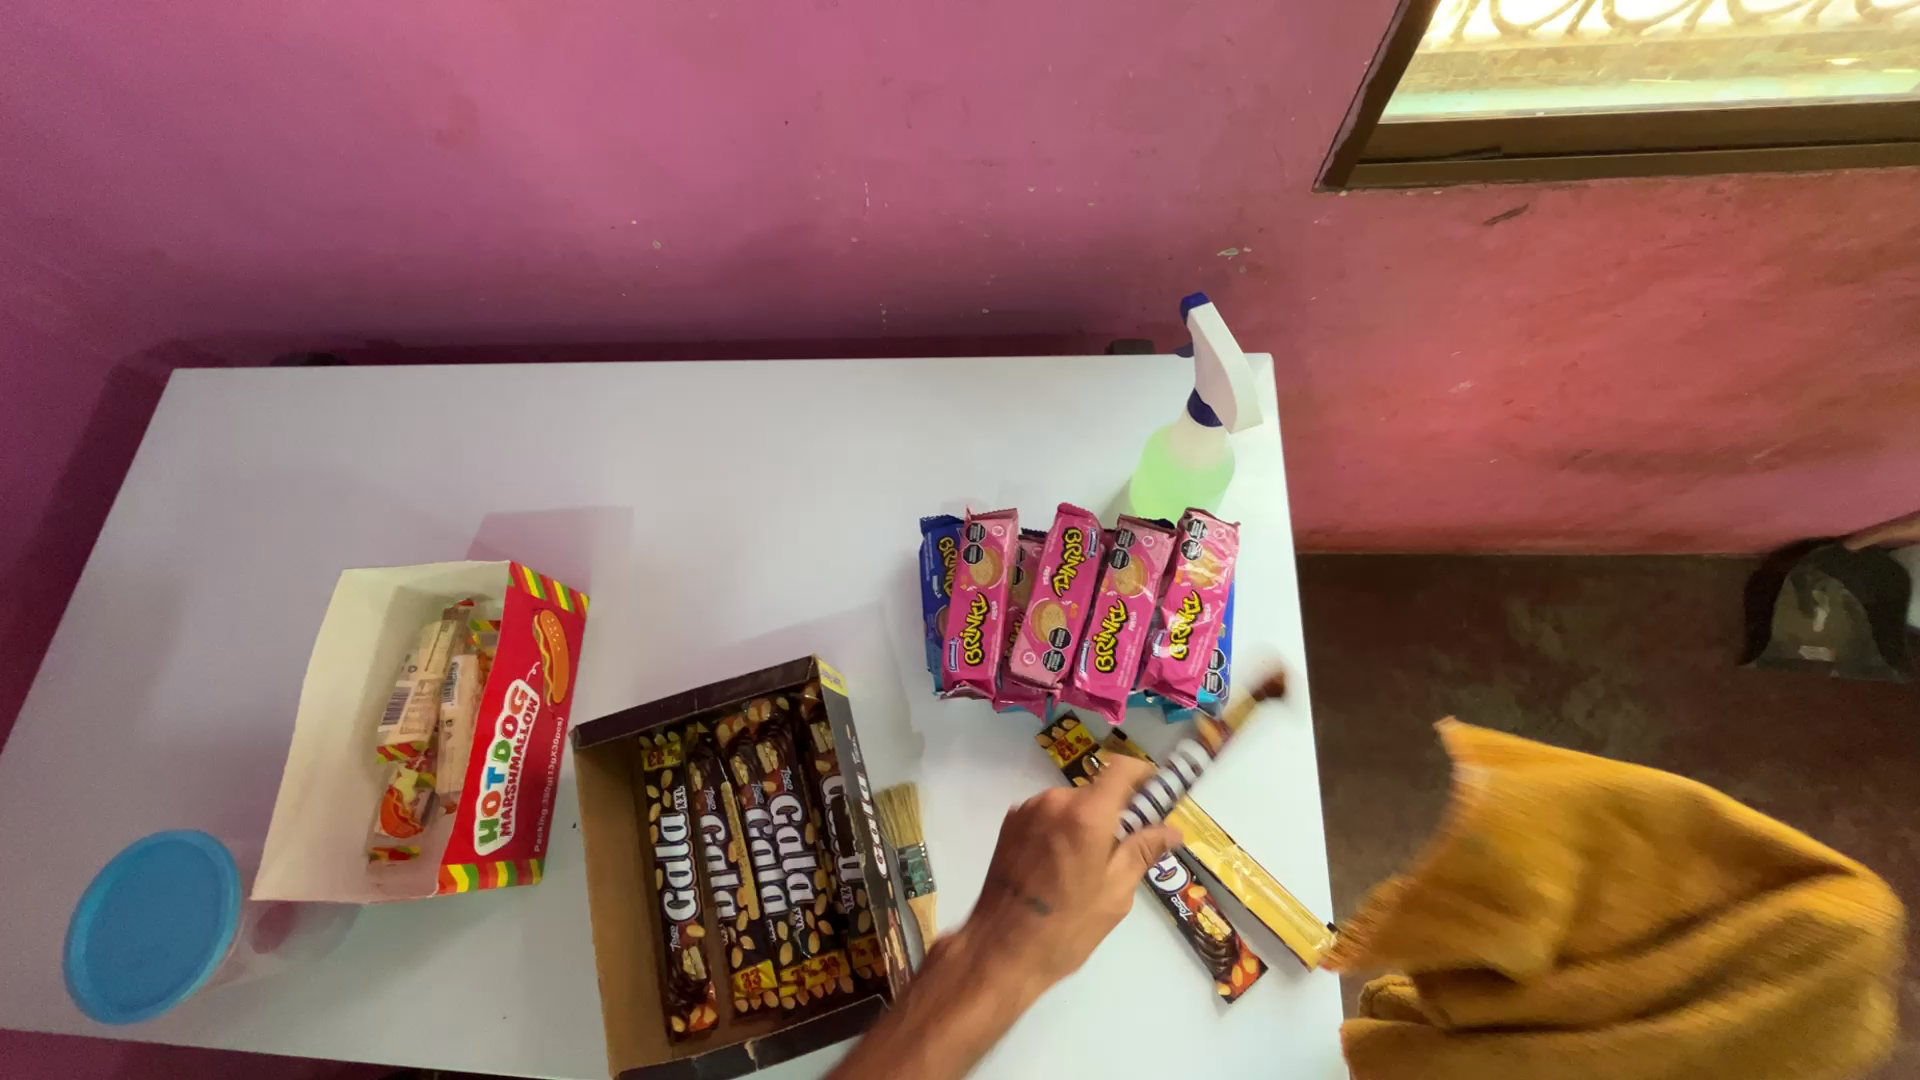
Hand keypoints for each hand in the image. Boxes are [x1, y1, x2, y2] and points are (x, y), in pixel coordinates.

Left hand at [953, 754, 1182, 995]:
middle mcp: (1055, 800)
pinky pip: (1046, 814)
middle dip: (1113, 812)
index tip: (1155, 791)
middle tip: (1123, 848)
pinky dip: (1060, 828)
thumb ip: (1142, 851)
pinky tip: (1058, 865)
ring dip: (1084, 822)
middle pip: (1095, 791)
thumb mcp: (1116, 893)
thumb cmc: (1067, 926)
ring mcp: (1028, 809)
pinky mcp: (1010, 821)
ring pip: (1070, 804)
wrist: (1002, 947)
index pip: (1121, 769)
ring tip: (1086, 865)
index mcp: (1086, 814)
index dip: (1142, 774)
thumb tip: (1172, 830)